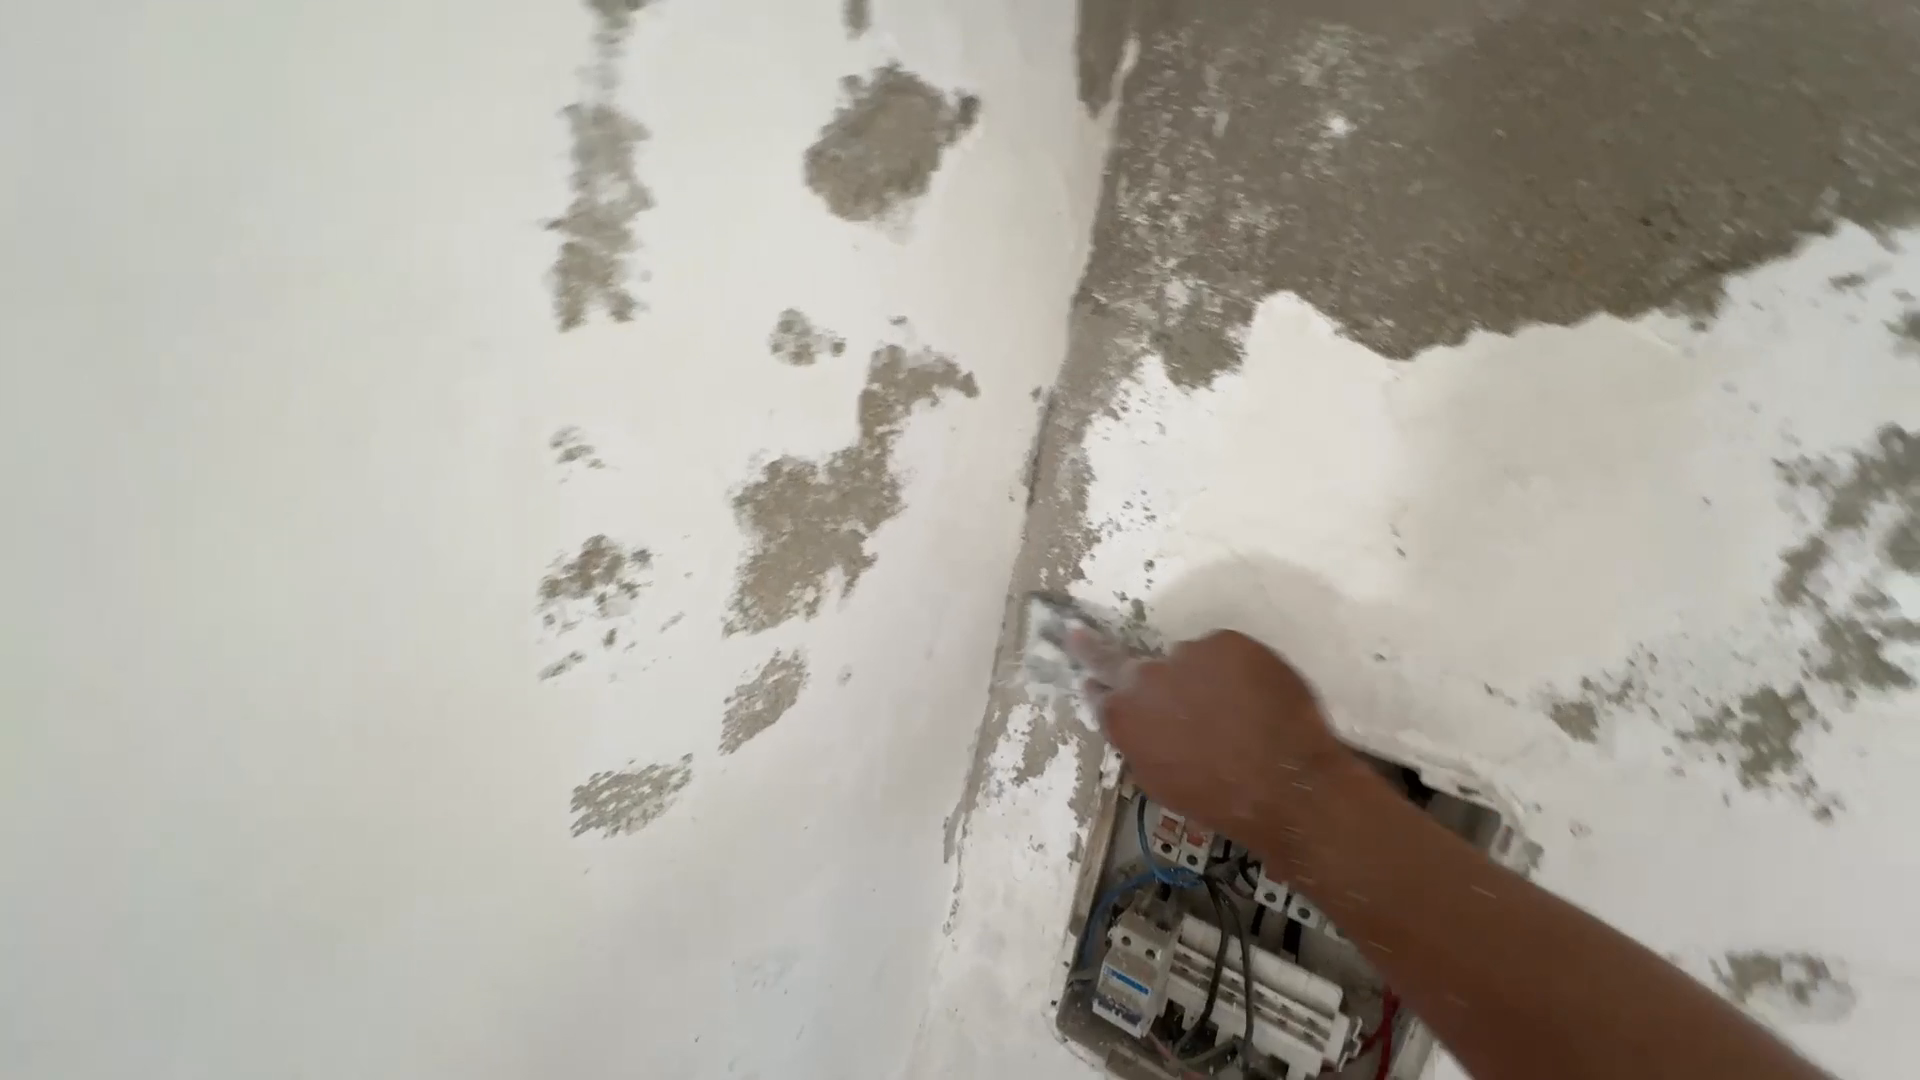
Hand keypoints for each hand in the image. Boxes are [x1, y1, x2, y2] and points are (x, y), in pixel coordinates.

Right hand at [1069, 629, 1361, 857]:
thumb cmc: (1217, 798)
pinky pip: (1223, 652)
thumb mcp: (1159, 780)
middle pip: (1117, 658)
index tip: (1088, 674)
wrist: (1284, 785)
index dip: (1095, 684)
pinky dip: (1235, 670)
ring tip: (1231, 708)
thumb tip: (1136, 721)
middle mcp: (1144, 678)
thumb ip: (1138, 741)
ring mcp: (1186, 655)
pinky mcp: (1227, 641)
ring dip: (1197, 676)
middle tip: (1077, 634)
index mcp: (1123, 718)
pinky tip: (1255, 698)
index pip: (1097, 692)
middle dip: (1096, 649)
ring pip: (1186, 660)